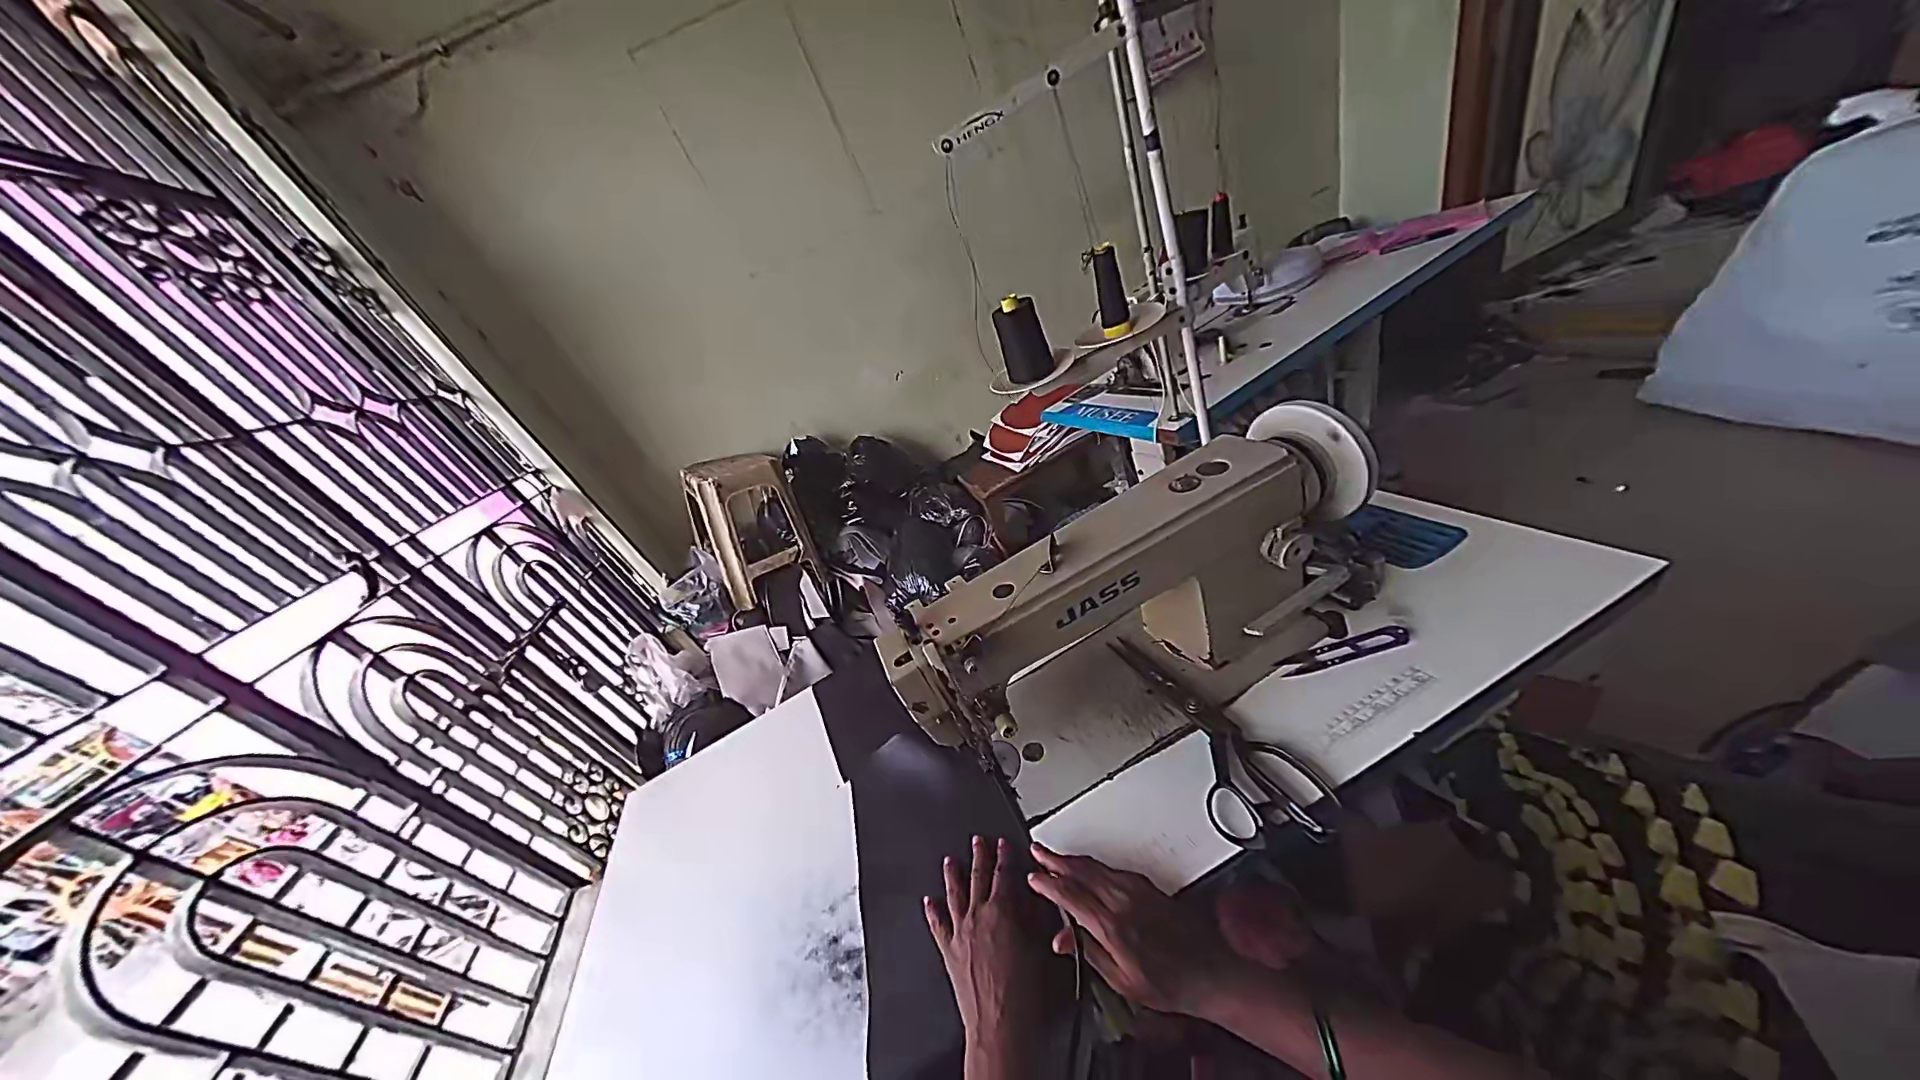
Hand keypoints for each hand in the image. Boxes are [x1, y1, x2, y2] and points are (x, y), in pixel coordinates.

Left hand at [925, 836, 1044, 1067]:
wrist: (1002, 1026)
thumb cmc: (1026, 994)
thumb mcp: (1041, 945)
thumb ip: (1034, 916)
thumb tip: (1032, 898)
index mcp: (1004, 910)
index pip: (1004, 873)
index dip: (1004, 856)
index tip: (1003, 844)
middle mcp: (979, 915)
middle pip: (978, 877)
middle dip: (979, 856)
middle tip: (978, 841)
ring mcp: (961, 932)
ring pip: (955, 893)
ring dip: (952, 874)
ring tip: (950, 861)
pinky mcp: (949, 951)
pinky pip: (938, 924)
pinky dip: (932, 911)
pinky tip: (929, 901)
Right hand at [1027, 844, 1255, 1017]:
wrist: (1209, 973)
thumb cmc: (1169, 983)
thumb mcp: (1121, 980)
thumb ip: (1088, 952)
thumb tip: (1062, 939)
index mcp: (1112, 925)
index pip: (1070, 895)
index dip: (1048, 884)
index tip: (1034, 878)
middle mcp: (1123, 900)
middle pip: (1081, 870)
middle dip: (1055, 859)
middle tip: (1037, 851)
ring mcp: (1136, 889)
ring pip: (1095, 865)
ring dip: (1072, 858)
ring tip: (1054, 855)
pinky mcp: (1147, 886)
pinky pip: (1112, 868)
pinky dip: (1093, 863)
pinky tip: (1087, 865)